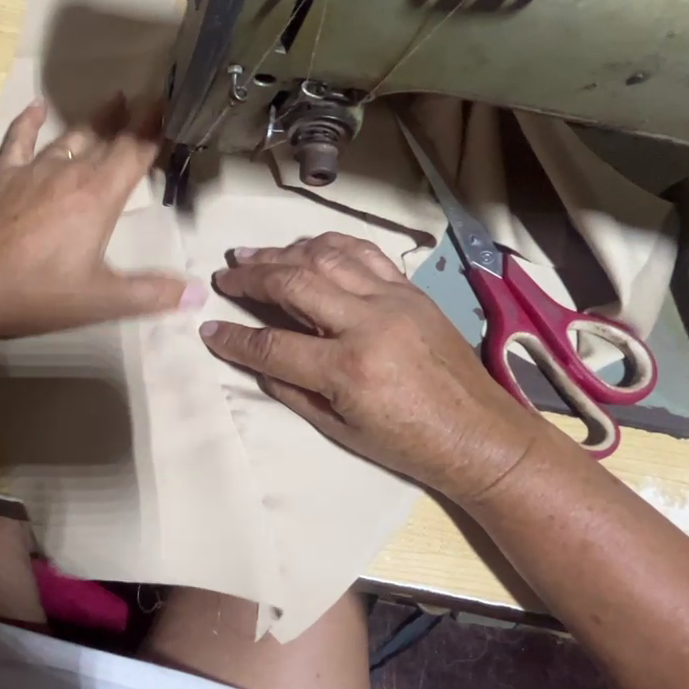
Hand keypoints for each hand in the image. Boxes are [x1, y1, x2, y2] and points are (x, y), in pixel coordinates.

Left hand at [0, 99, 202, 355]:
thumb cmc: (36, 294)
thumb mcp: (100, 301)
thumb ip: (150, 294)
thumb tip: (198, 295)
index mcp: (98, 196)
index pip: (136, 152)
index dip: (156, 128)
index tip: (174, 105)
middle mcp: (68, 173)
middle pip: (107, 140)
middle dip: (132, 120)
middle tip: (150, 99)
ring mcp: (31, 173)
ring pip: (70, 138)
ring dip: (93, 120)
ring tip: (113, 99)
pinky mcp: (1, 179)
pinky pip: (18, 142)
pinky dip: (28, 122)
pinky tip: (35, 106)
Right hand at [198, 232, 554, 504]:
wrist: (481, 435)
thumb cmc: (407, 444)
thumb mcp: (338, 429)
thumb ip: (291, 389)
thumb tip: (255, 359)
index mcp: (349, 370)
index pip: (273, 345)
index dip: (233, 338)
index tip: (208, 330)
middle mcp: (369, 324)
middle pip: (295, 283)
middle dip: (251, 277)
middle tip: (223, 277)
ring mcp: (394, 300)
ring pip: (326, 257)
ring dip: (282, 252)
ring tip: (250, 255)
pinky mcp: (411, 291)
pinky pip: (363, 253)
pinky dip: (327, 244)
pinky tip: (303, 247)